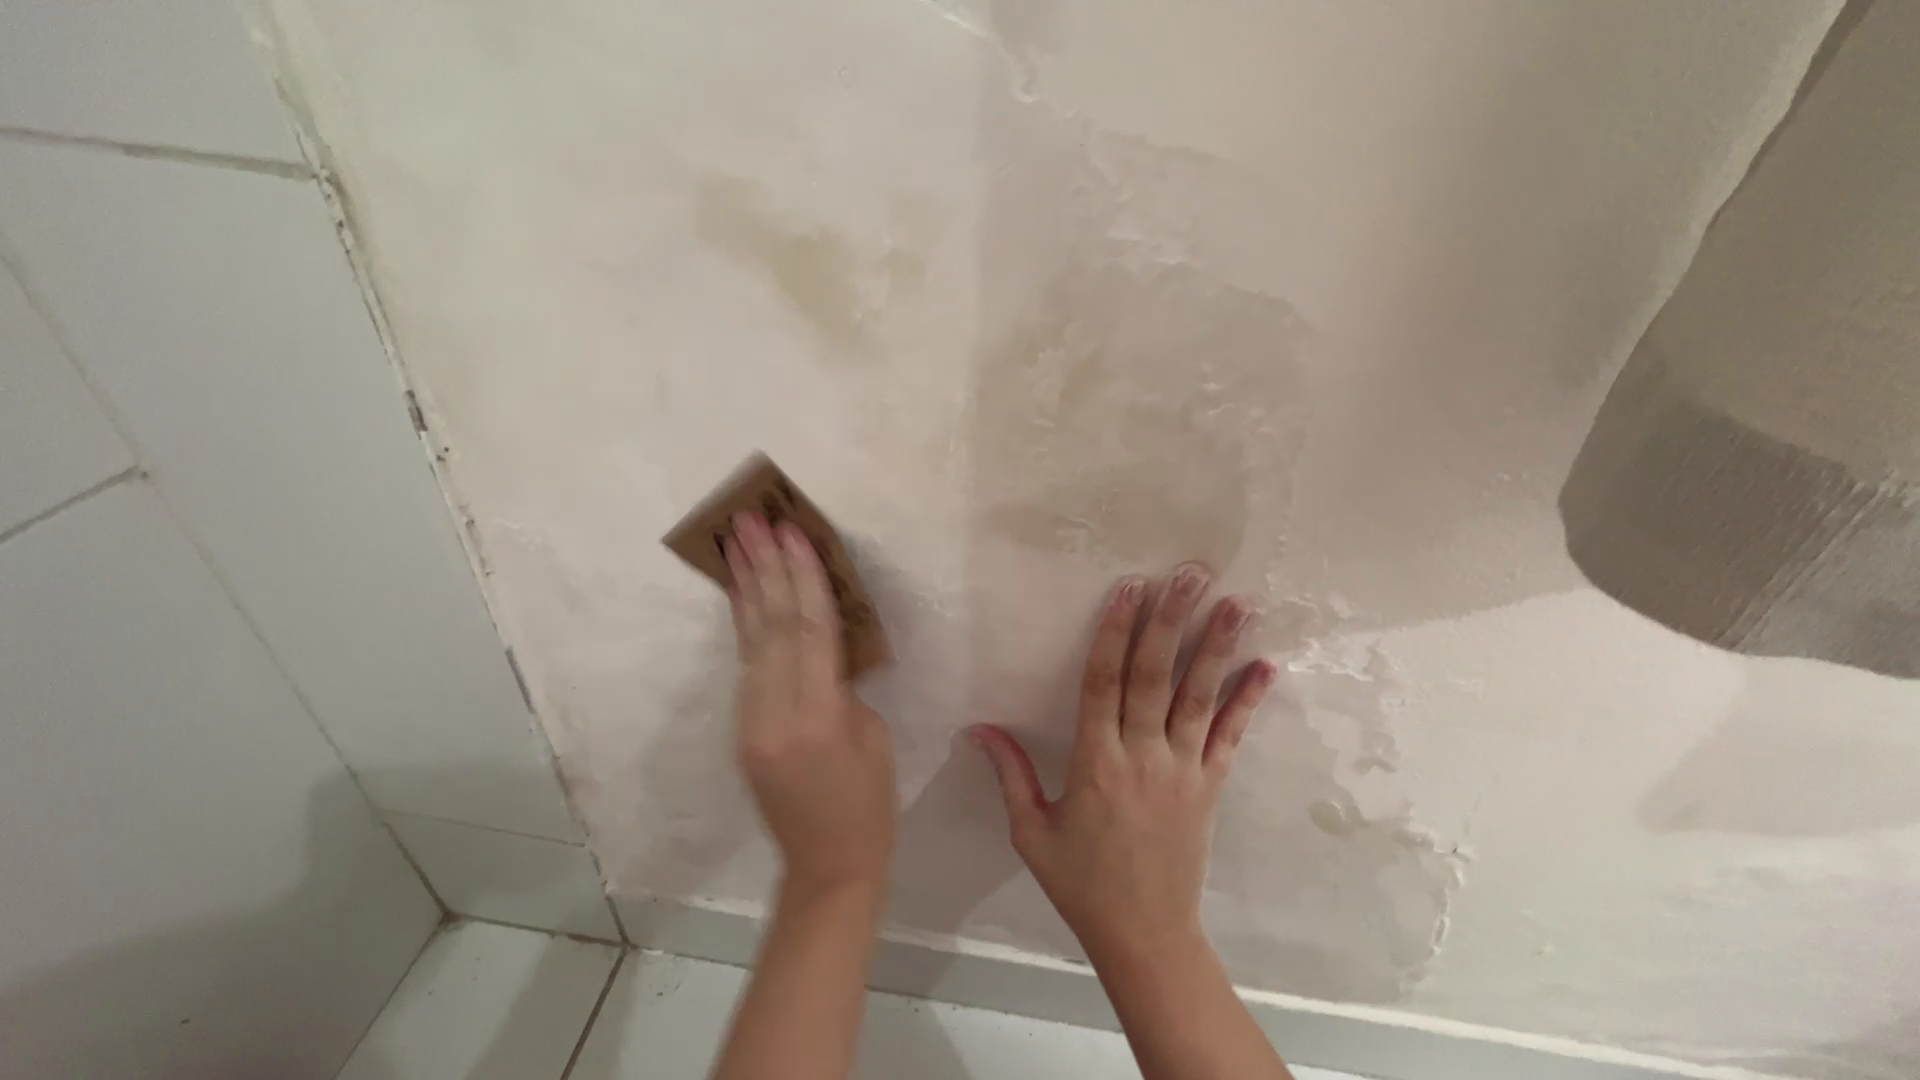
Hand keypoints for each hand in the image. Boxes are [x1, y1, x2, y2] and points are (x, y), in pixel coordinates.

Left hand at [723, 511, 895, 900]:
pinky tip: (744, 594)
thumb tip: (820, 651)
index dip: (802, 577)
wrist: (827, 865)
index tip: (791, 530)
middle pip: (772, 627)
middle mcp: (775, 715)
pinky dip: (746, 624)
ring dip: (745, 588)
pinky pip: (747, 667)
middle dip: (762, 568)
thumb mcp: (872, 736)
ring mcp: (751, 724)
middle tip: (747, 518)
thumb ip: (842, 686)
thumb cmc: (869, 804)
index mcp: (819, 718)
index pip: (810, 630)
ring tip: (734, 542)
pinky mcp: (742, 731)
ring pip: (750, 642)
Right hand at [970, 564, 1275, 964]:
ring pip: (1198, 697)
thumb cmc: (1081, 883)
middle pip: (1154, 676)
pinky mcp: (1210, 787)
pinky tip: (1266, 665)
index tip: (1128, 589)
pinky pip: (1230, 736)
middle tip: (1187, 574)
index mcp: (1094, 763)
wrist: (1146, 935)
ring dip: (1216, 646)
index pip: (1103, 683)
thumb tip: (978, 730)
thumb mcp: (1031, 831)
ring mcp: (1183, 770)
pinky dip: (1248, 700)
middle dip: (1169, 621)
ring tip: (1236, 602)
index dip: (1114, 632)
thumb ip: (1009, 775)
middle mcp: (1142, 757)